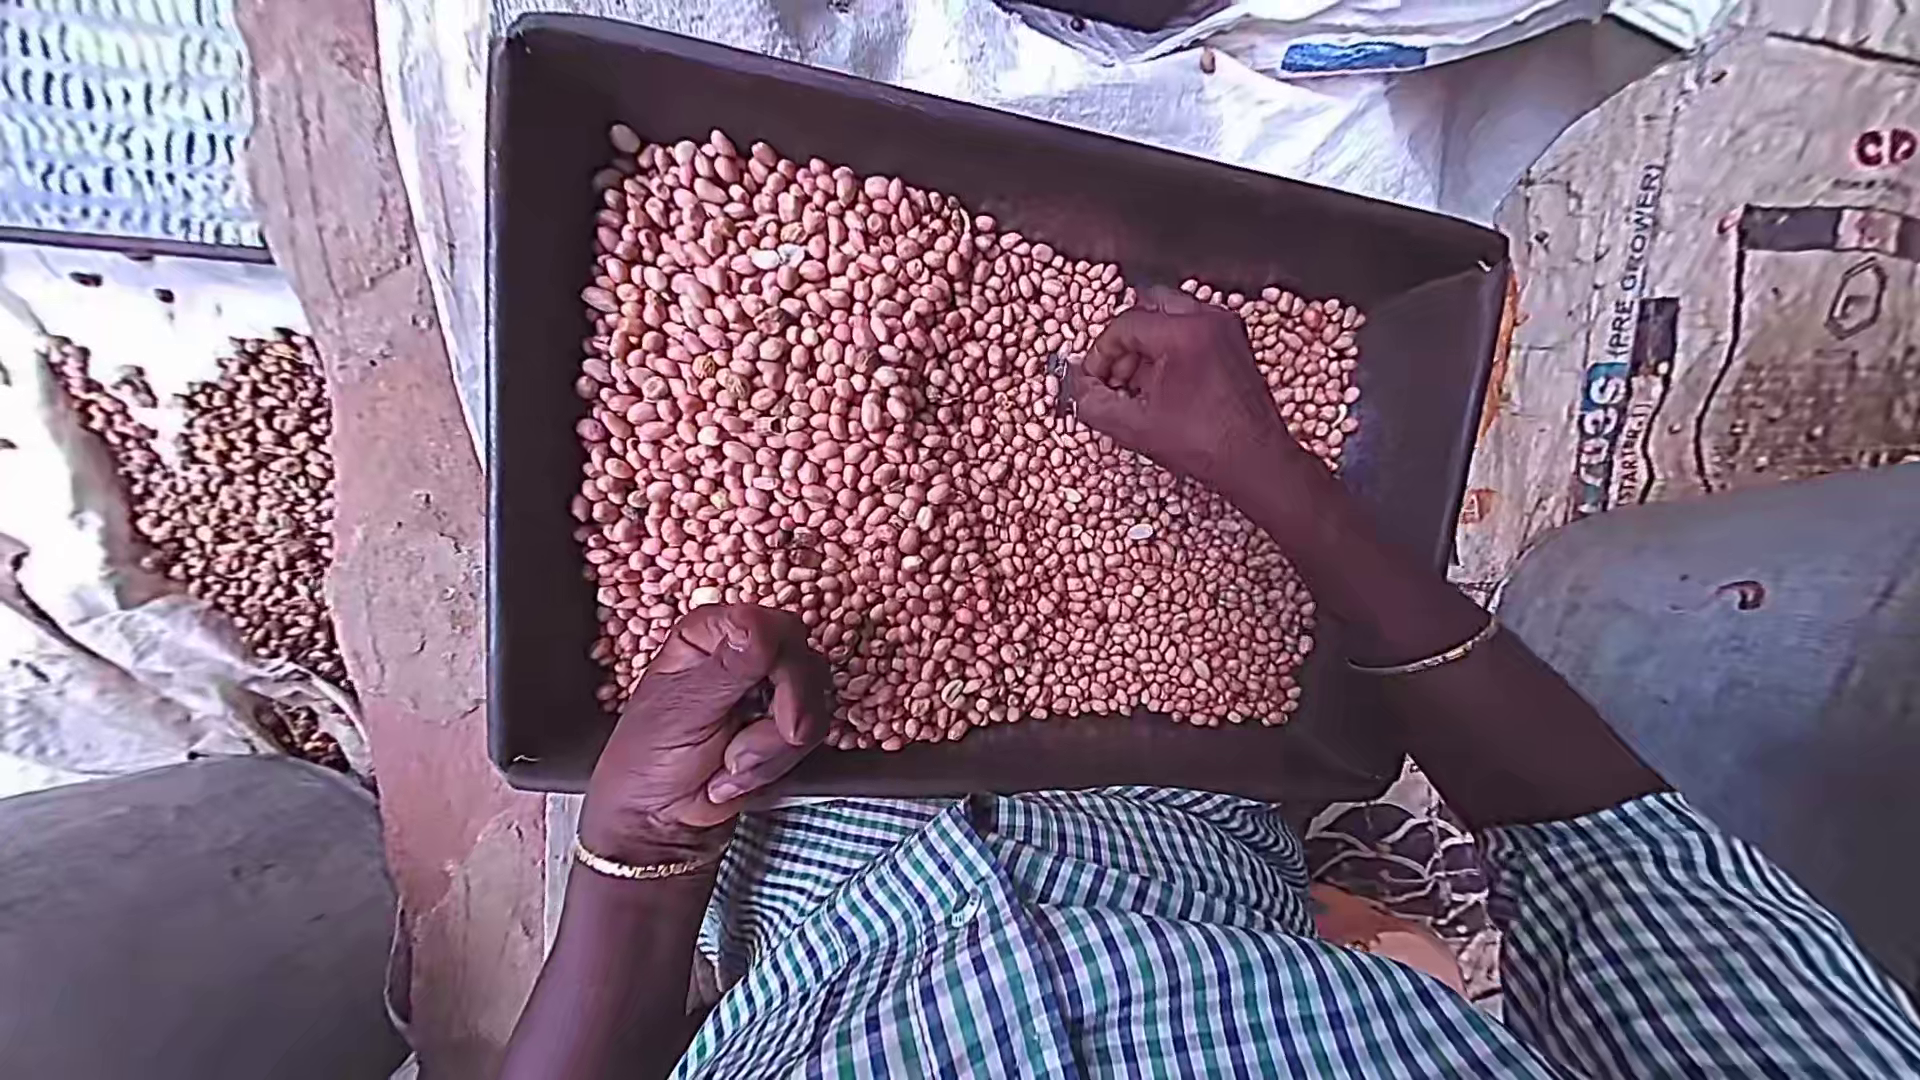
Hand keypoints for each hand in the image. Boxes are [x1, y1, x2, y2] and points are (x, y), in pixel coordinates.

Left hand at [578, 604, 832, 865]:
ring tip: (729, 769)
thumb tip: (761, 627)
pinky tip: (741, 776)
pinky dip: (778, 763)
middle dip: (782, 716)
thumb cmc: (649, 761)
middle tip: (742, 756)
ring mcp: (770, 685)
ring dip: (773, 748)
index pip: (770, 625)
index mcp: (711, 634)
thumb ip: (727, 669)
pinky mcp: (787, 718)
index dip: (781, 662)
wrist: (659, 823)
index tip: (779, 705)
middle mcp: (747, 651)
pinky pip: (813, 731)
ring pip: (812, 700)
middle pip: (801, 660)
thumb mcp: (682, 713)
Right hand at [1070, 285, 1312, 496]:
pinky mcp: (1233, 344)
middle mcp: (1208, 320)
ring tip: (1135, 387)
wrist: (1255, 461)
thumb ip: (1094, 404)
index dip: (1099, 355)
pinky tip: (1159, 387)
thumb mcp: (1135, 427)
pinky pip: (1189, 331)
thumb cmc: (1205, 446)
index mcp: (1184, 334)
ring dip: (1143, 346)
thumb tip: (1079, 390)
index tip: (1093, 380)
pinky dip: (1167, 350)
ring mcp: (1225, 329)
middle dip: (1122, 344)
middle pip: (1146, 310)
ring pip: (1168, 317)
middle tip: (1112, 378)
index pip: (1123, 325)